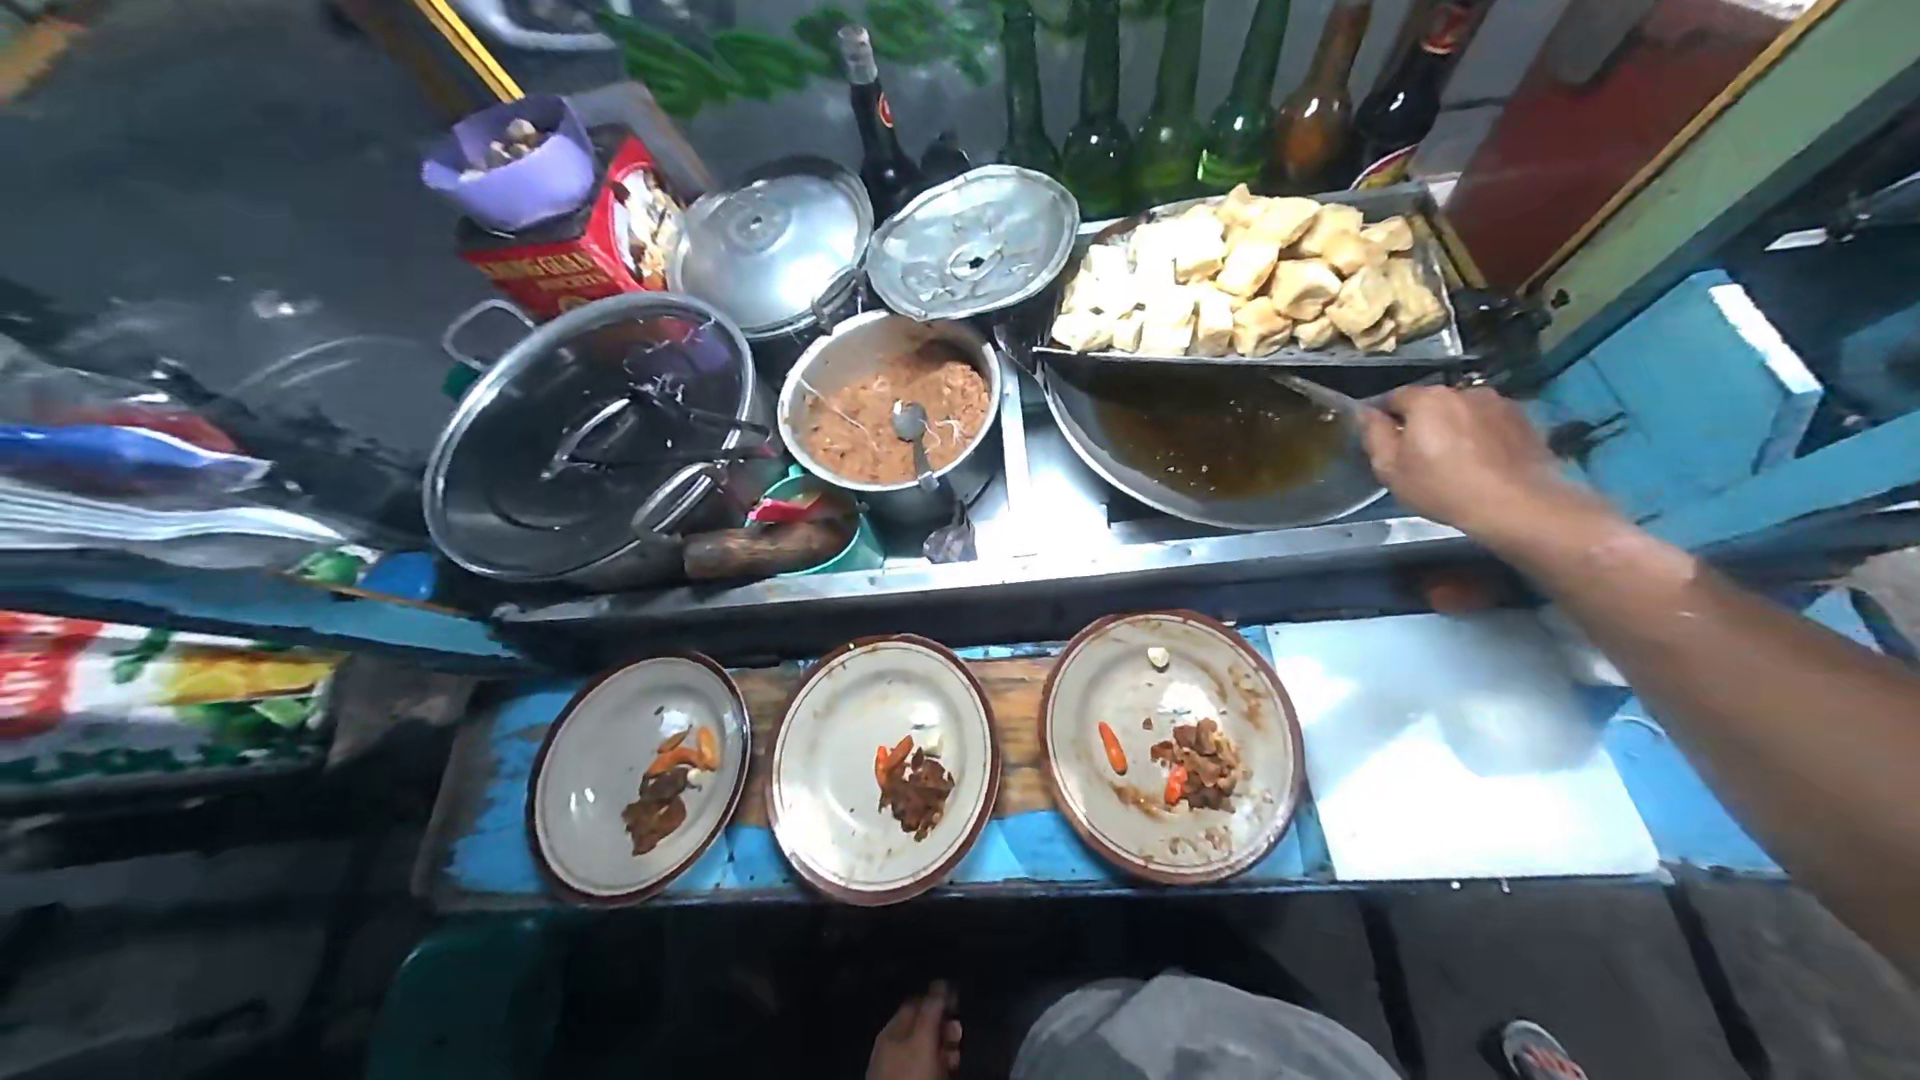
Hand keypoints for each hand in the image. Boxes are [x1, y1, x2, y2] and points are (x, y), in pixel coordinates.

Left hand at [866, 981, 961, 1079]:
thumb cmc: (909, 1078)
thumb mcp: (922, 1040)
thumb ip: (931, 1011)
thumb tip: (940, 983)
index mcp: (892, 1032)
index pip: (916, 1003)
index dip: (936, 999)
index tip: (957, 1001)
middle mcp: (894, 1048)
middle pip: (923, 1027)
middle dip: (943, 1027)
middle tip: (958, 1033)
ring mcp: (900, 1071)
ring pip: (927, 1050)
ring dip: (945, 1048)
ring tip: (956, 1056)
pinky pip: (928, 1070)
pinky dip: (941, 1067)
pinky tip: (951, 1070)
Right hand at [1358, 385, 1613, 547]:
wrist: (1516, 504)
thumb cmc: (1442, 486)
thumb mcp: (1390, 468)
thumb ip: (1373, 434)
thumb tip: (1365, 412)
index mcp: (1427, 399)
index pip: (1393, 397)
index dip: (1384, 417)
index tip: (1383, 440)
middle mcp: (1464, 391)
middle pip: (1431, 403)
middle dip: (1421, 422)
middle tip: (1418, 454)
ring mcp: (1499, 403)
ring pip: (1462, 411)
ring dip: (1454, 427)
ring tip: (1455, 459)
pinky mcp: (1524, 420)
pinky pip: (1489, 422)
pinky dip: (1481, 435)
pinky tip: (1481, 461)